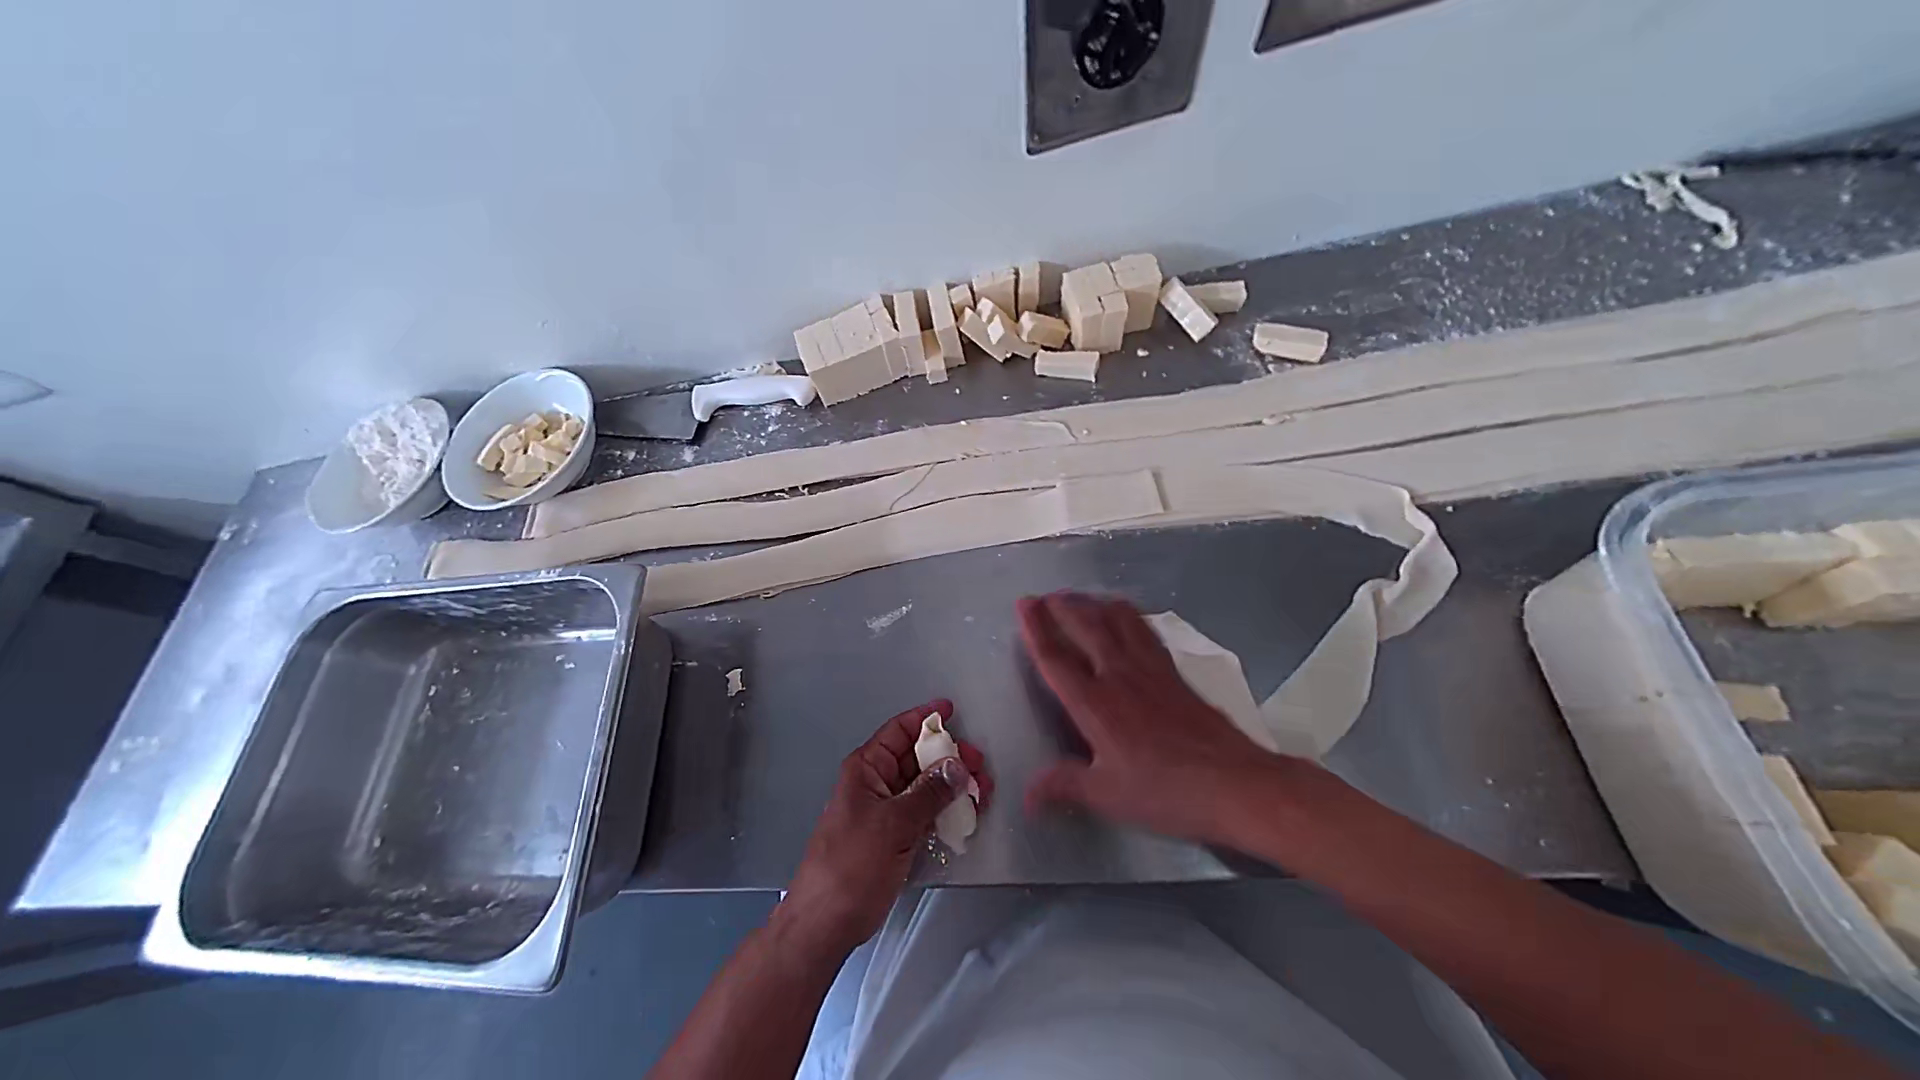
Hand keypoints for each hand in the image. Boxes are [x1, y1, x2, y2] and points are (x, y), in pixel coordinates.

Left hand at [781, 700, 991, 952]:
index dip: (924, 719)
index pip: (898, 731)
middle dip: (949, 757)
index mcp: (866, 770)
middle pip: (916, 758)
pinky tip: (968, 813)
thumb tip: (959, 766)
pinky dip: (946, 810)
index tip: (953, 711)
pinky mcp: (895, 838)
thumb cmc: (852, 864)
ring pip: (924, 786)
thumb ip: (929, 793)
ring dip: (953, 786)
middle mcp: (876, 784)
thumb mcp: (894, 824)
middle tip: (980, 765)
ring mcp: (886, 812)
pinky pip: (925, 812)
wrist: (826, 923)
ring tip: (983, 790)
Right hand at [1018, 591, 1304, 847]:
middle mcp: (1119, 676)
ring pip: (1118, 622)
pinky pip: (1145, 632)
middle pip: (1086, 628)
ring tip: (1079, 597)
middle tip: (1044, 595)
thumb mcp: (1108, 796)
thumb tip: (1028, 797)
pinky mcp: (1174, 673)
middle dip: (1061, 608)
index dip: (1036, 629)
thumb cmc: (1165, 791)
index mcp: (1095, 704)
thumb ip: (1065, 786)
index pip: (1056, 659)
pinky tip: (1126, 616)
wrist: (1234, 783)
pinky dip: (1128, 616)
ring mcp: (1150, 670)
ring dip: (1094, 604)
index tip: (1024, 604)